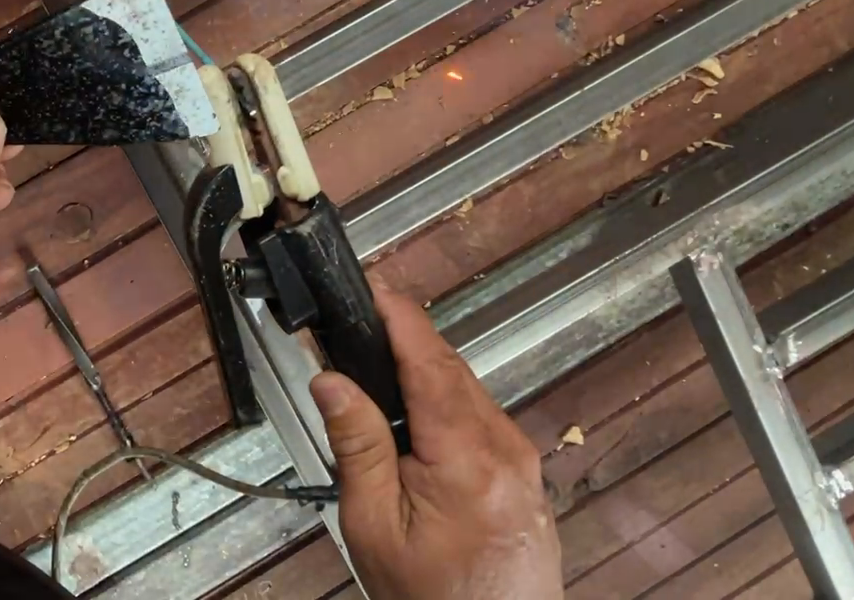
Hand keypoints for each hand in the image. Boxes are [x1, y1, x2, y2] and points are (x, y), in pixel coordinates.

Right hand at [310, 288, 560, 598]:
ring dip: (420, 362)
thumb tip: (329, 377)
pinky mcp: (524, 472)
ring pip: (464, 384)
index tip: (367, 284)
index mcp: (467, 455)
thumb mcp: (374, 523)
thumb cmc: (429, 594)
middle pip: (447, 364)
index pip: (428, 359)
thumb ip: (357, 444)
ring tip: (371, 357)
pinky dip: (439, 390)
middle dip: (402, 333)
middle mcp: (505, 447)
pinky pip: (477, 410)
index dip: (397, 313)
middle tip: (352, 321)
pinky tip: (409, 404)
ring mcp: (522, 459)